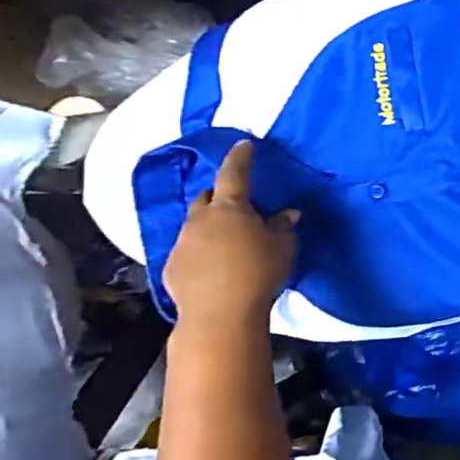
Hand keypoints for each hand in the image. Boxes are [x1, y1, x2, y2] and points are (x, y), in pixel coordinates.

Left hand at [163, 140, 297, 331]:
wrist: (219, 315)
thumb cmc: (258, 272)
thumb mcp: (282, 247)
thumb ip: (283, 227)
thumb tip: (287, 214)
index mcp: (229, 208)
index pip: (234, 174)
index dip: (240, 157)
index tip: (243, 144)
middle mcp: (200, 220)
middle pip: (207, 198)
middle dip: (219, 197)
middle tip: (238, 207)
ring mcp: (181, 244)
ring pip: (195, 225)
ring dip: (210, 227)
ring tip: (228, 242)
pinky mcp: (171, 268)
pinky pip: (187, 251)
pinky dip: (201, 252)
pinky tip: (215, 269)